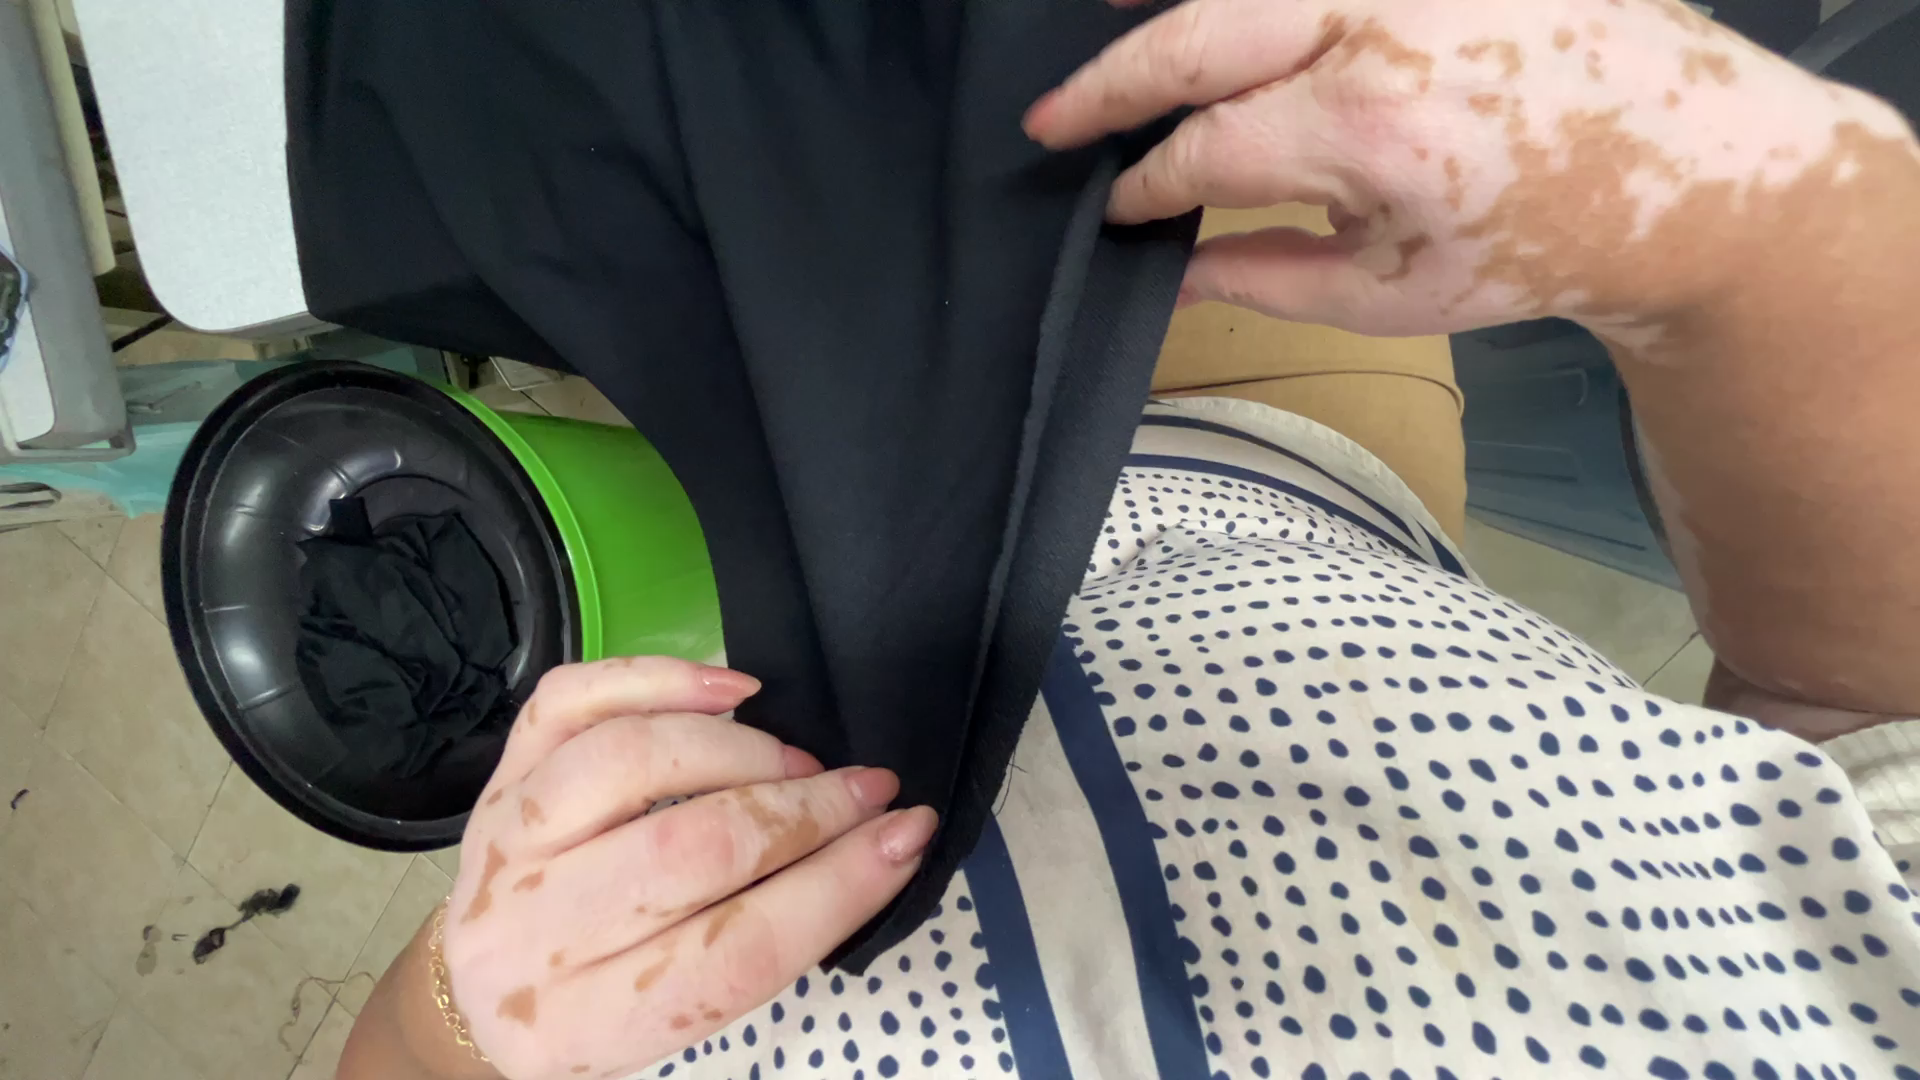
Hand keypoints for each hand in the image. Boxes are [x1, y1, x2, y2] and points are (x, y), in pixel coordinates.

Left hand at [440, 657, 936, 1079]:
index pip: (739, 954)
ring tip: (797, 760)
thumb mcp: (687, 1004)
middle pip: (688, 852)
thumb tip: (880, 835)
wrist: (486, 985)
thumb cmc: (611, 993)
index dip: (841, 885)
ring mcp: (506, 837)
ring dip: (741, 750)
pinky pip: (575, 696)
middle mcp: (531, 932)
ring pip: (630, 762)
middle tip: (870, 786)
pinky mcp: (503, 768)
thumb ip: (772, 928)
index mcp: (590, 1022)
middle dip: (805, 811)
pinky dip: (661, 677)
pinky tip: (732, 688)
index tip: (908, 830)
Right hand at [1024, 0, 1913, 343]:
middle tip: (1044, 124)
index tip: (1115, 215)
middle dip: (1111, 87)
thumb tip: (1170, 275)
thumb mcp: (1381, 297)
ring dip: (1160, 8)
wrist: (1690, 175)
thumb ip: (1260, 279)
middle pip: (1202, 37)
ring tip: (1093, 22)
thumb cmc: (1526, 253)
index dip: (1148, 186)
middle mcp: (1385, 23)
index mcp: (1370, 128)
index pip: (1208, 150)